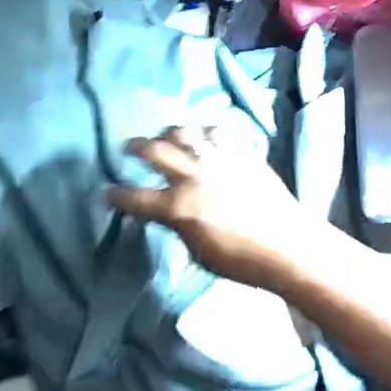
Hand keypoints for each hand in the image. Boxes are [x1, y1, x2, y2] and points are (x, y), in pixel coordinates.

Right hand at [106, 126, 340, 292]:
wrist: (286, 242)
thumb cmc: (239, 259)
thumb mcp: (197, 251)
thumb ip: (178, 224)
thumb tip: (169, 211)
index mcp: (178, 207)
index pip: (135, 197)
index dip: (115, 195)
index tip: (105, 190)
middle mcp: (196, 176)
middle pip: (157, 151)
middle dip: (138, 147)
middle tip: (128, 146)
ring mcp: (221, 159)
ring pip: (188, 133)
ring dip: (171, 132)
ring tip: (164, 134)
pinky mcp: (244, 152)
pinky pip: (220, 132)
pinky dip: (206, 130)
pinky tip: (202, 133)